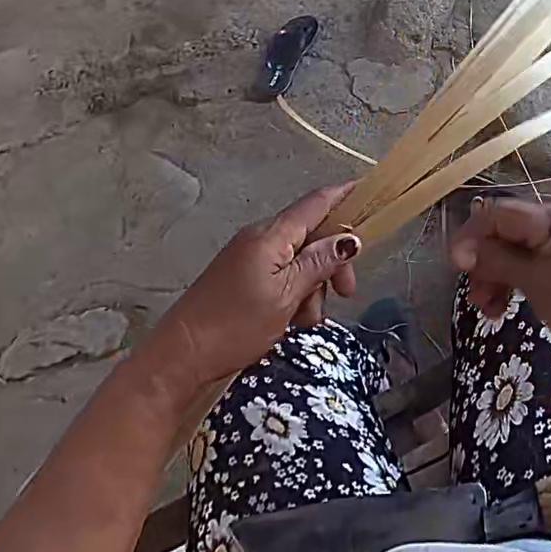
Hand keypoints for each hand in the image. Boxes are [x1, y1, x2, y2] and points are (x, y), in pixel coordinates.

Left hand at [154, 182, 360, 386]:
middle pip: (313, 234)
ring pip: (300, 258)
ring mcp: (250, 256)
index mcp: (272, 234)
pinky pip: (282, 272)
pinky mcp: (242, 275)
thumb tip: (351, 238)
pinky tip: (292, 319)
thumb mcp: (287, 294)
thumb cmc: (235, 325)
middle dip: (334, 261)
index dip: (346, 194)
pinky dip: (295, 291)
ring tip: (306, 319)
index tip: (373, 191)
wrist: (177, 359)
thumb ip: (320, 262)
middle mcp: (262, 237)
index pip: (318, 202)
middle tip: (346, 294)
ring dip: (314, 284)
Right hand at [446, 197, 550, 365]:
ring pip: (512, 248)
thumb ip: (497, 260)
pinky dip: (512, 280)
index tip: (456, 265)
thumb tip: (460, 250)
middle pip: (504, 230)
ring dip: (495, 275)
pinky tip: (503, 305)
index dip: (472, 235)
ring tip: (489, 308)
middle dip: (484, 261)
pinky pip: (528, 261)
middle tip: (475, 294)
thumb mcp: (535, 283)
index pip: (499, 212)